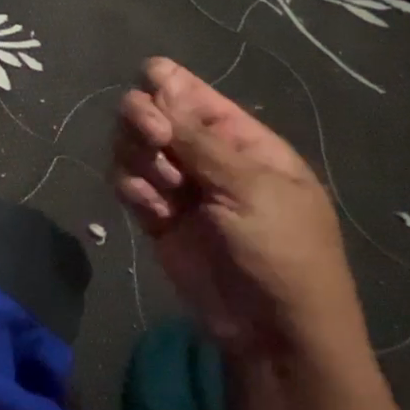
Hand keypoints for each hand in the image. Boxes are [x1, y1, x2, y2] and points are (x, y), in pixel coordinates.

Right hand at [113, 57, 363, 356]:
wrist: (272, 330)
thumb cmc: (282, 251)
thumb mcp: (249, 188)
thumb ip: (196, 137)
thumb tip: (158, 79)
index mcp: (244, 142)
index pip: (194, 95)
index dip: (166, 85)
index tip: (146, 83)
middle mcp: (207, 158)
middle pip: (152, 115)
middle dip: (144, 122)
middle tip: (152, 140)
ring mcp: (180, 187)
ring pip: (133, 149)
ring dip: (138, 160)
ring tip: (161, 189)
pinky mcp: (156, 216)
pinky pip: (128, 184)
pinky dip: (133, 192)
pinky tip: (152, 212)